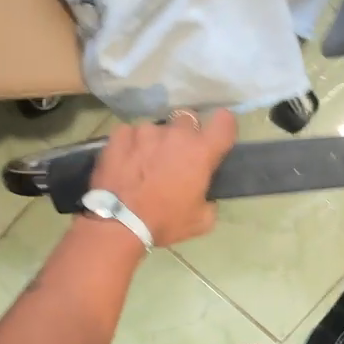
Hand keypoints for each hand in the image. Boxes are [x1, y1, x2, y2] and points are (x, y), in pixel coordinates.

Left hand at [87, 108, 236, 246]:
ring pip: (157, 128)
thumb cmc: (165, 221)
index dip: (223, 127)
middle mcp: (176, 133)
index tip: (216, 138)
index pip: (225, 121)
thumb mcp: (201, 220)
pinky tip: (127, 161)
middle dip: (186, 135)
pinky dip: (132, 144)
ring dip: (156, 141)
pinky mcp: (121, 134)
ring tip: (146, 164)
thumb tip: (205, 195)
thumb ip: (209, 199)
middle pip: (188, 120)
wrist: (119, 223)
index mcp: (201, 151)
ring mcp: (146, 130)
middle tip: (177, 157)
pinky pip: (131, 133)